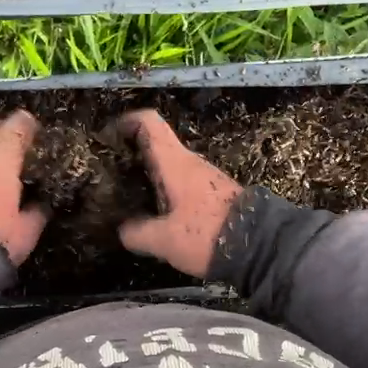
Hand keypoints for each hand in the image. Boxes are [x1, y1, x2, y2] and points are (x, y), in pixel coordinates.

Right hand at [114, 110, 243, 277]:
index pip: (149, 123)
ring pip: (167, 166)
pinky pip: (179, 184)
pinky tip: (153, 212)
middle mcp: (189, 163)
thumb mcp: (163, 240)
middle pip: (155, 145)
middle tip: (110, 173)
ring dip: (147, 175)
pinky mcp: (212, 194)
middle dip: (131, 154)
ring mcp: (203, 178)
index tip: (108, 135)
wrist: (259, 246)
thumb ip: (137, 233)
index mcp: (175, 163)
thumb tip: (123, 230)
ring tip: (126, 196)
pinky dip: (162, 190)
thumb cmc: (206, 235)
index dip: (126, 121)